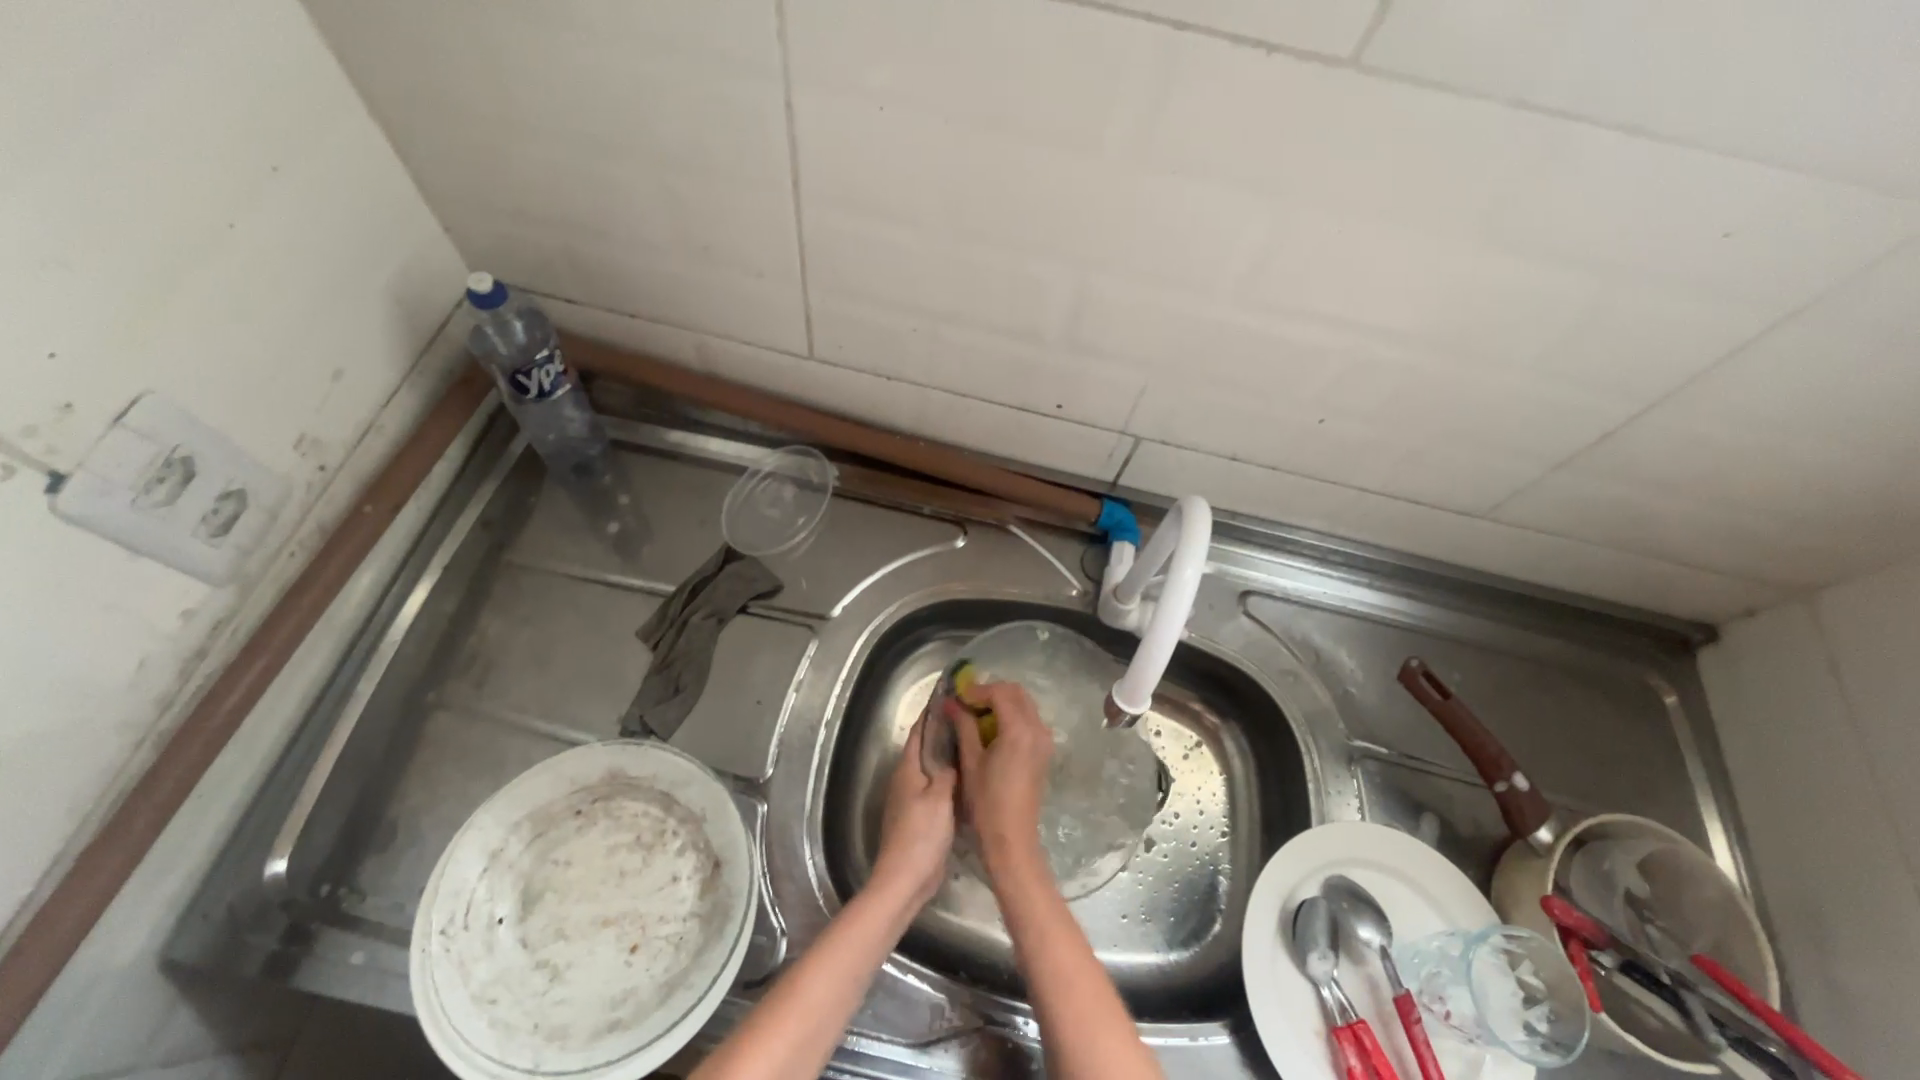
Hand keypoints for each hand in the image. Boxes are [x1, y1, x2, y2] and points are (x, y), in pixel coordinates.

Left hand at [869, 717, 957, 908]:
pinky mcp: (919, 816)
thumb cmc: (921, 835)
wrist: (905, 878)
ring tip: (973, 744)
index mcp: (908, 770)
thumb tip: (951, 754)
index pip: (920, 732)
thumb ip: (945, 773)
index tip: (950, 697)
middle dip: (942, 733)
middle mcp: (906, 780)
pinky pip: (935, 787)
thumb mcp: (939, 799)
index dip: (932, 714)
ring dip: (947, 756)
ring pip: (930, 768)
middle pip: (924, 749)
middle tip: (970, 719)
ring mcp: (910, 799)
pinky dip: (949, 778)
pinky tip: (967, 779)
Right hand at [949, 681, 1053, 881]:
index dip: (977, 690)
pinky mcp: (1045, 751)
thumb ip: (964, 726)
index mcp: (1019, 730)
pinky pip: (1030, 720)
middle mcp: (1038, 729)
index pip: (1000, 693)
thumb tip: (951, 703)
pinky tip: (993, 729)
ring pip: (1025, 704)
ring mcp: (1045, 740)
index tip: (958, 697)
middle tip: (967, 702)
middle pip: (1017, 693)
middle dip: (992, 692)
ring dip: (1003, 702)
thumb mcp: (970, 761)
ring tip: (977, 715)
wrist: (1012, 837)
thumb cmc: (987, 801)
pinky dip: (1013, 715)